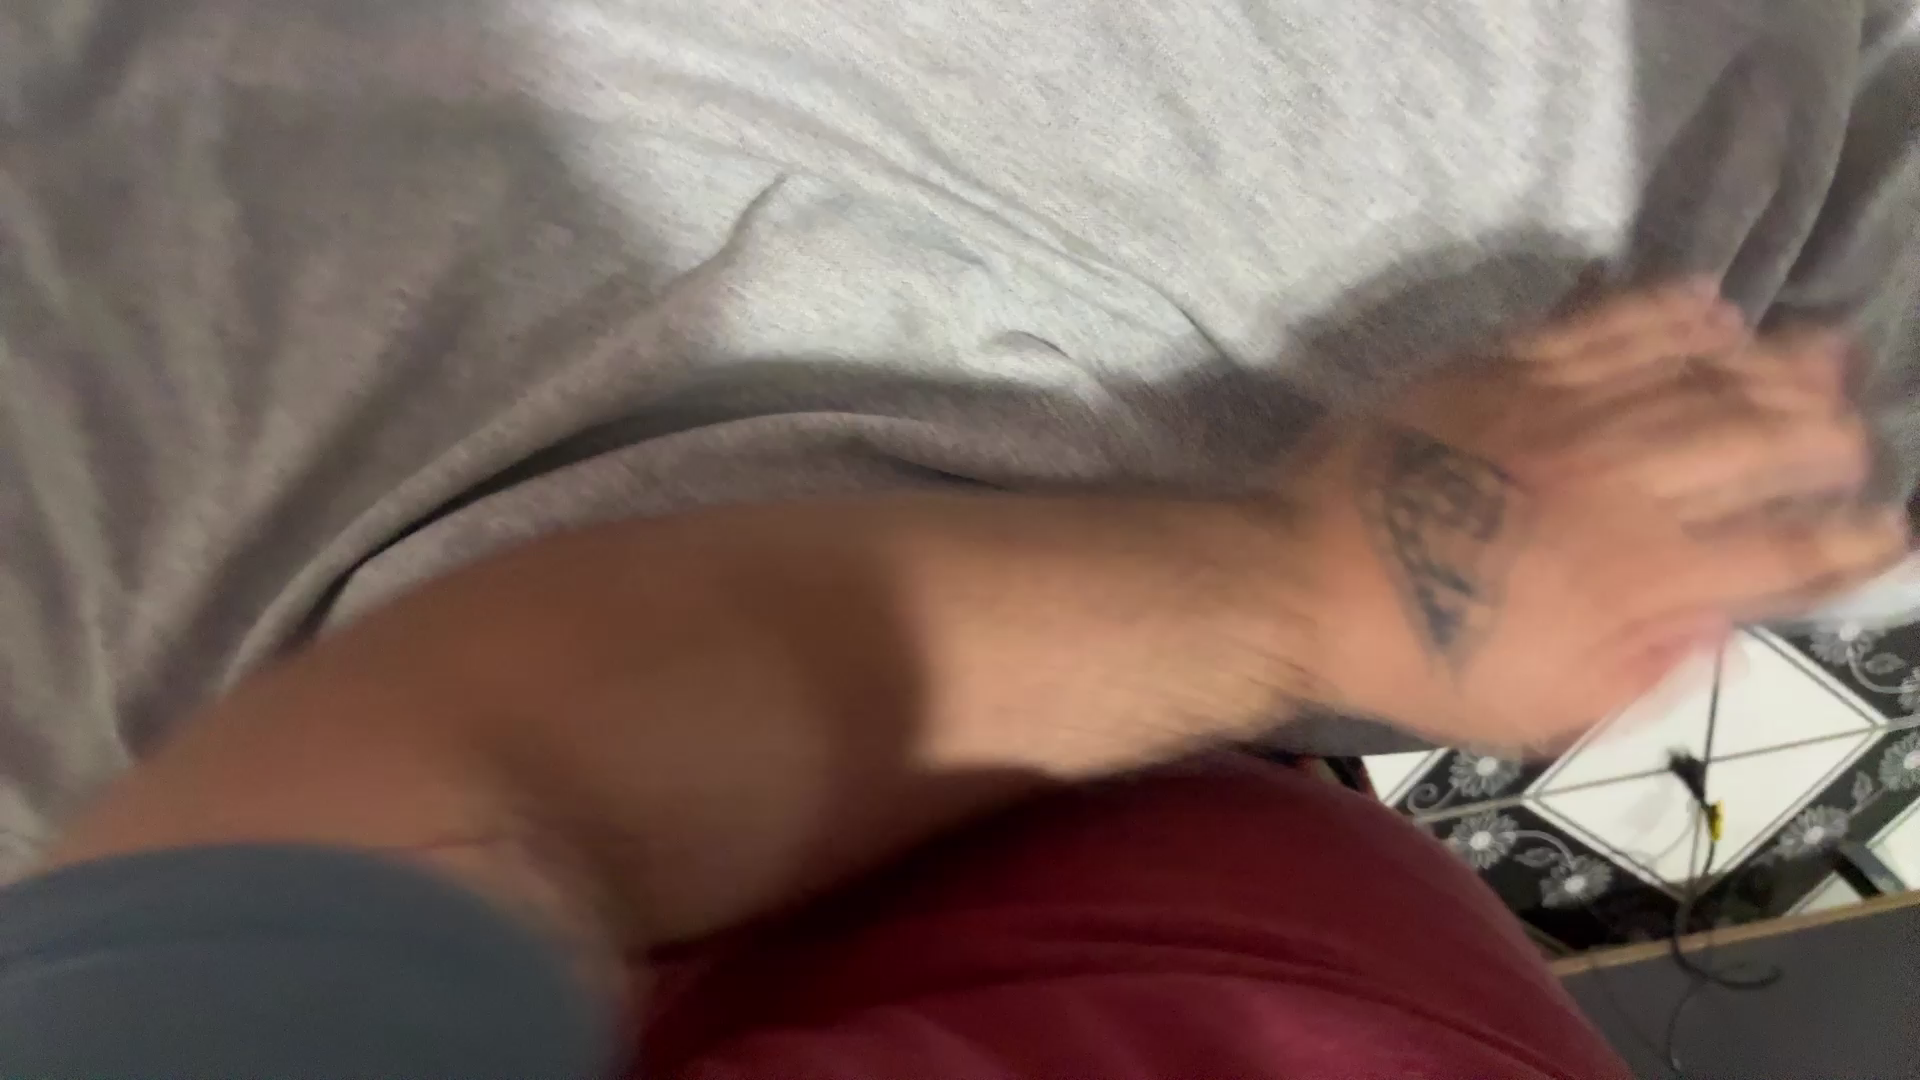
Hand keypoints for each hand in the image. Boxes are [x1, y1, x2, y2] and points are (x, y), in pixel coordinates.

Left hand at [1282, 283, 1905, 749]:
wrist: (1296, 581)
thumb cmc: (1403, 655)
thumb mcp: (1533, 708)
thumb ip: (1638, 670)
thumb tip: (1712, 627)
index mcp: (1643, 575)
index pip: (1794, 549)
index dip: (1852, 540)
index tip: (1877, 530)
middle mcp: (1620, 481)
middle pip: (1774, 440)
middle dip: (1830, 441)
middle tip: (1840, 442)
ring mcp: (1553, 413)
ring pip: (1704, 369)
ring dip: (1776, 364)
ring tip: (1812, 362)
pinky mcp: (1487, 372)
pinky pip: (1599, 324)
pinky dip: (1663, 312)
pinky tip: (1704, 308)